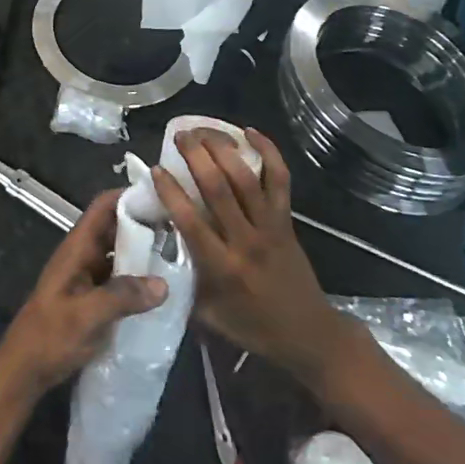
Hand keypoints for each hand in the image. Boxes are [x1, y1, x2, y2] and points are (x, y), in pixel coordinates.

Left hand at [0, 189, 167, 396]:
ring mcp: (88, 277)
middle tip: (181, 228)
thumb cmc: (48, 338)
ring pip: (119, 252)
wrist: (22, 374)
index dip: (130, 196)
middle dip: (144, 223)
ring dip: (144, 251)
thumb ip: (122, 296)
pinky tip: (161, 287)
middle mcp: (83, 255)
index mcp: (77, 248)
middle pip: (115, 227)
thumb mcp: (85, 316)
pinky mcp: (93, 298)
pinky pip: (119, 277)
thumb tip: (164, 284)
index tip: (162, 198)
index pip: (104, 206)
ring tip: (179, 254)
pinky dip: (138, 277)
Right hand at [152, 128, 349, 383]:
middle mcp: (246, 241)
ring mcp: (270, 226)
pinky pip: (280, 179)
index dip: (172, 192)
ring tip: (203, 130)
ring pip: (246, 178)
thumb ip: (183, 286)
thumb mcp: (210, 316)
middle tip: (179, 136)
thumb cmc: (254, 327)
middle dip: (197, 156)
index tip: (156, 169)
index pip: (192, 222)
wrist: (309, 333)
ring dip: (223, 149)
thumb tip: (155, 255)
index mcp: (223, 269)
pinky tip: (250, 132)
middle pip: (219, 188)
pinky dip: (268, 152)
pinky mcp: (287, 219)